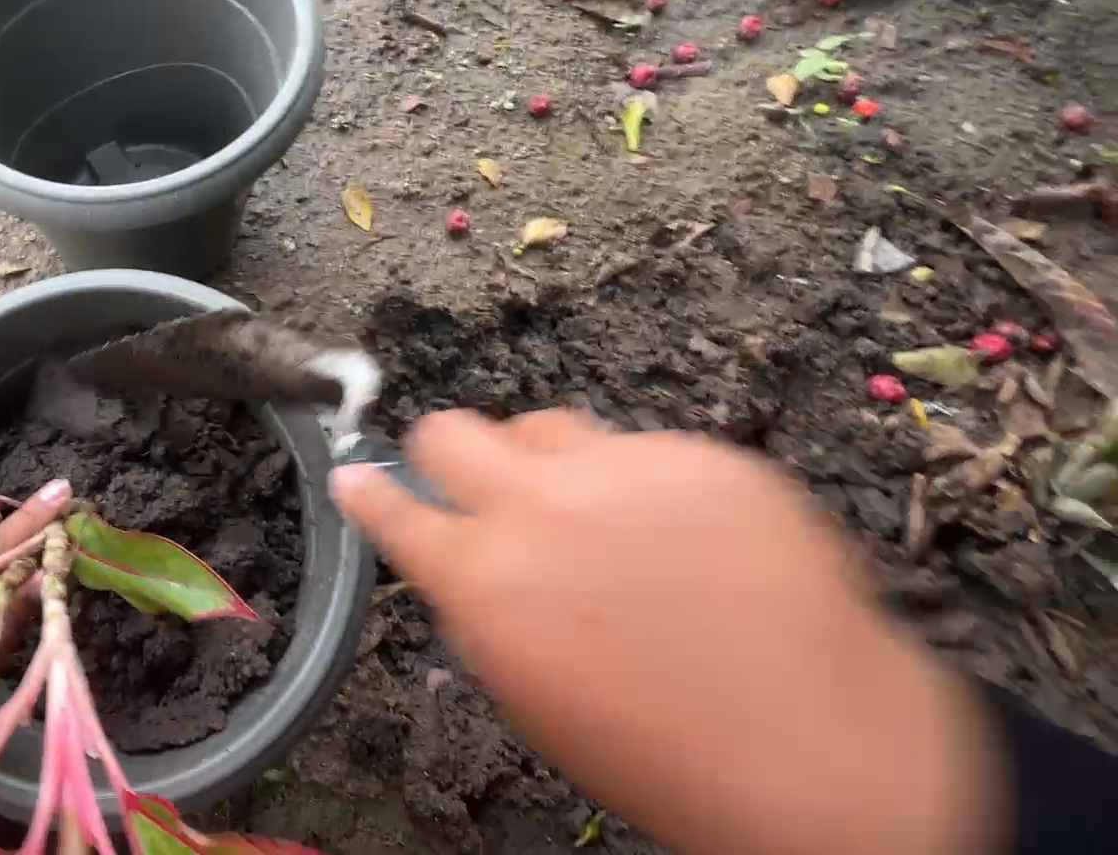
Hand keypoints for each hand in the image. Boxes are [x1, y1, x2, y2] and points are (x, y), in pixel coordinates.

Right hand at [330, 410, 1006, 854]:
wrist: (828, 755)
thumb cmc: (653, 745)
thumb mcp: (524, 684)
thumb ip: (474, 597)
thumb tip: (448, 548)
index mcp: (485, 577)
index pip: (391, 508)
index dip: (366, 490)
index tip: (352, 474)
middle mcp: (538, 506)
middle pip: (449, 429)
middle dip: (447, 452)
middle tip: (477, 483)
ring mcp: (620, 470)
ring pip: (542, 424)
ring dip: (544, 461)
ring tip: (590, 509)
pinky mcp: (698, 455)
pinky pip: (634, 446)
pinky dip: (633, 480)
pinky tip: (676, 533)